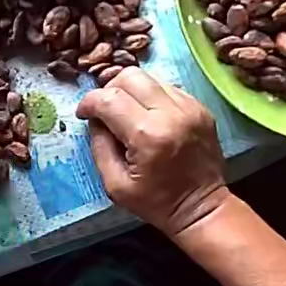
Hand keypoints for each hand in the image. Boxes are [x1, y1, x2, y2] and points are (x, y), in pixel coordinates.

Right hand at [76, 69, 230, 237]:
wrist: (202, 208)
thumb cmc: (156, 203)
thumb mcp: (115, 185)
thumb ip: (99, 147)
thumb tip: (95, 120)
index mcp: (148, 135)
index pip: (109, 99)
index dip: (88, 102)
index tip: (83, 114)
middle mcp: (171, 113)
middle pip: (130, 77)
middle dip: (109, 89)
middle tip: (104, 110)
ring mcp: (190, 107)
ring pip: (150, 77)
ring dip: (130, 91)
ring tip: (126, 112)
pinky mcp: (200, 108)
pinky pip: (167, 88)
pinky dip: (151, 96)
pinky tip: (148, 116)